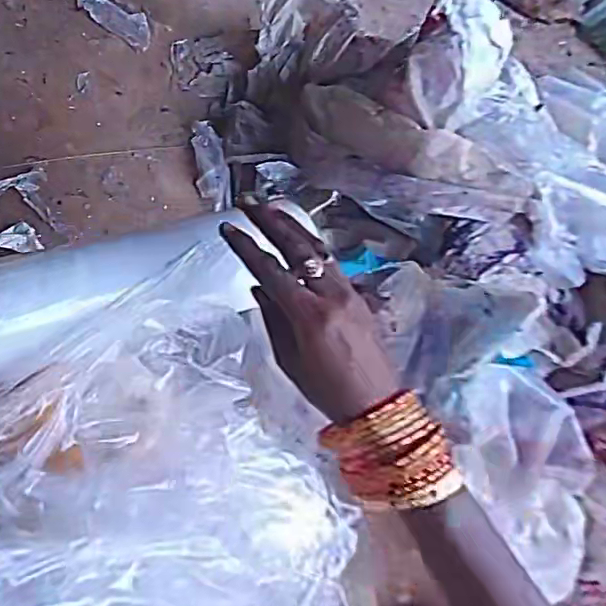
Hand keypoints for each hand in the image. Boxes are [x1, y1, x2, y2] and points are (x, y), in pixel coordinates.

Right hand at [220, 202, 401, 421]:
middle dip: (271, 221)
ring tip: (273, 208)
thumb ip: (273, 319)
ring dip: (293, 227)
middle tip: (250, 202)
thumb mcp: (289, 359)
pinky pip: (331, 263)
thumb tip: (259, 288)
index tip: (229, 229)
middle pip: (297, 248)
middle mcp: (331, 296)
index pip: (271, 271)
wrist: (377, 404)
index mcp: (308, 315)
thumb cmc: (325, 390)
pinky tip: (300, 238)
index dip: (247, 248)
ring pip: (318, 249)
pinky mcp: (359, 296)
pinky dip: (312, 246)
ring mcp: (349, 293)